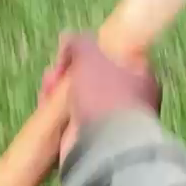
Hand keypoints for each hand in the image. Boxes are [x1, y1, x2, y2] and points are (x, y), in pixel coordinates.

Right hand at [40, 33, 161, 161]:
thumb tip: (68, 37)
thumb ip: (80, 42)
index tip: (72, 52)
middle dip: (69, 72)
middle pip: (93, 78)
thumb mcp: (91, 57)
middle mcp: (130, 99)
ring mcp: (111, 122)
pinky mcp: (93, 140)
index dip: (91, 52)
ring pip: (80, 99)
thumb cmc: (106, 96)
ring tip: (47, 88)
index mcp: (140, 76)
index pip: (115, 57)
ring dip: (59, 91)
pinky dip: (56, 113)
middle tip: (55, 73)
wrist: (106, 148)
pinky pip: (71, 120)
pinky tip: (45, 105)